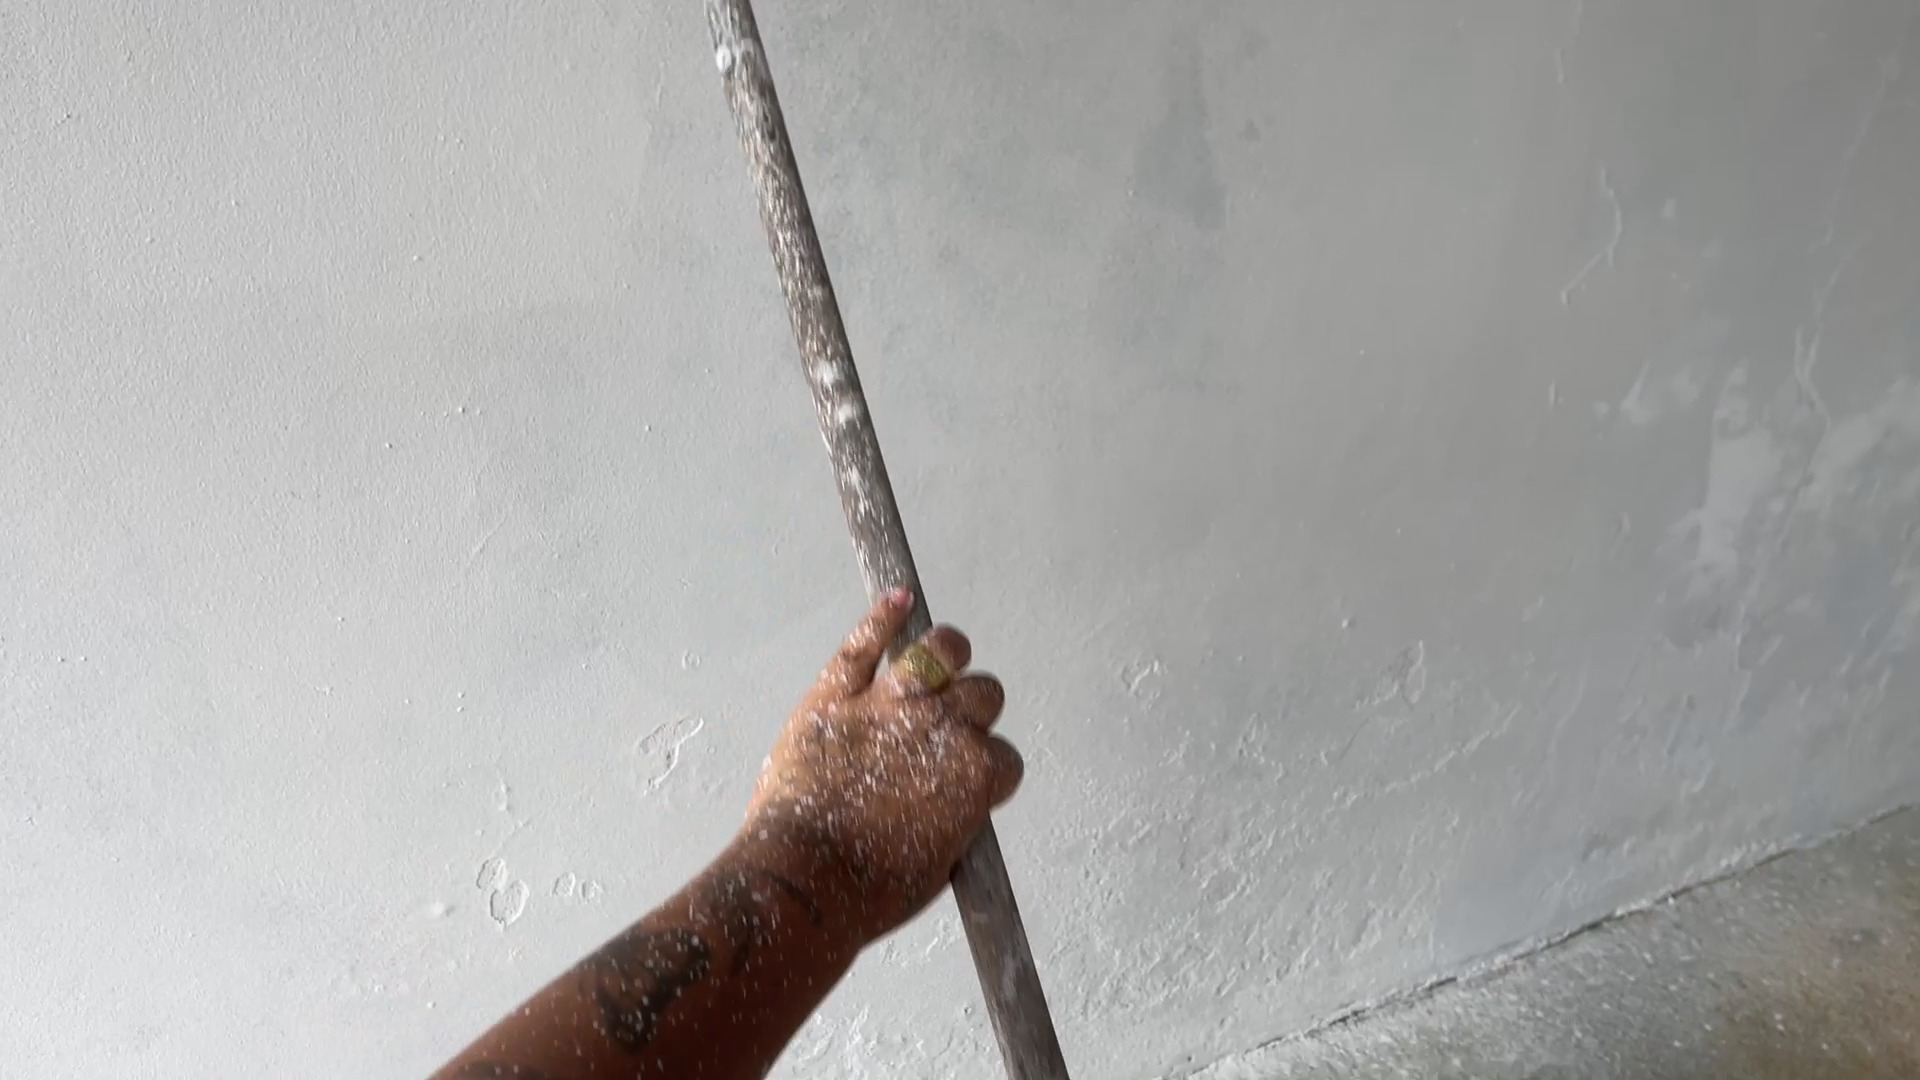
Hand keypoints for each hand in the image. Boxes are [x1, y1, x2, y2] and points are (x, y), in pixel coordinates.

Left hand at [744, 589, 1023, 943]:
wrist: (803, 883)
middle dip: (973, 710)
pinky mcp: (839, 692)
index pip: (1005, 755)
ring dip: (947, 653)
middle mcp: (944, 726)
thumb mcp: (941, 863)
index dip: (987, 768)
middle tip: (949, 726)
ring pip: (940, 650)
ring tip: (938, 658)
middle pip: (985, 693)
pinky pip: (867, 639)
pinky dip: (885, 614)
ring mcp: (891, 703)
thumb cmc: (869, 888)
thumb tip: (957, 796)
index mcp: (976, 773)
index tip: (967, 778)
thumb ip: (960, 815)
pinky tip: (898, 599)